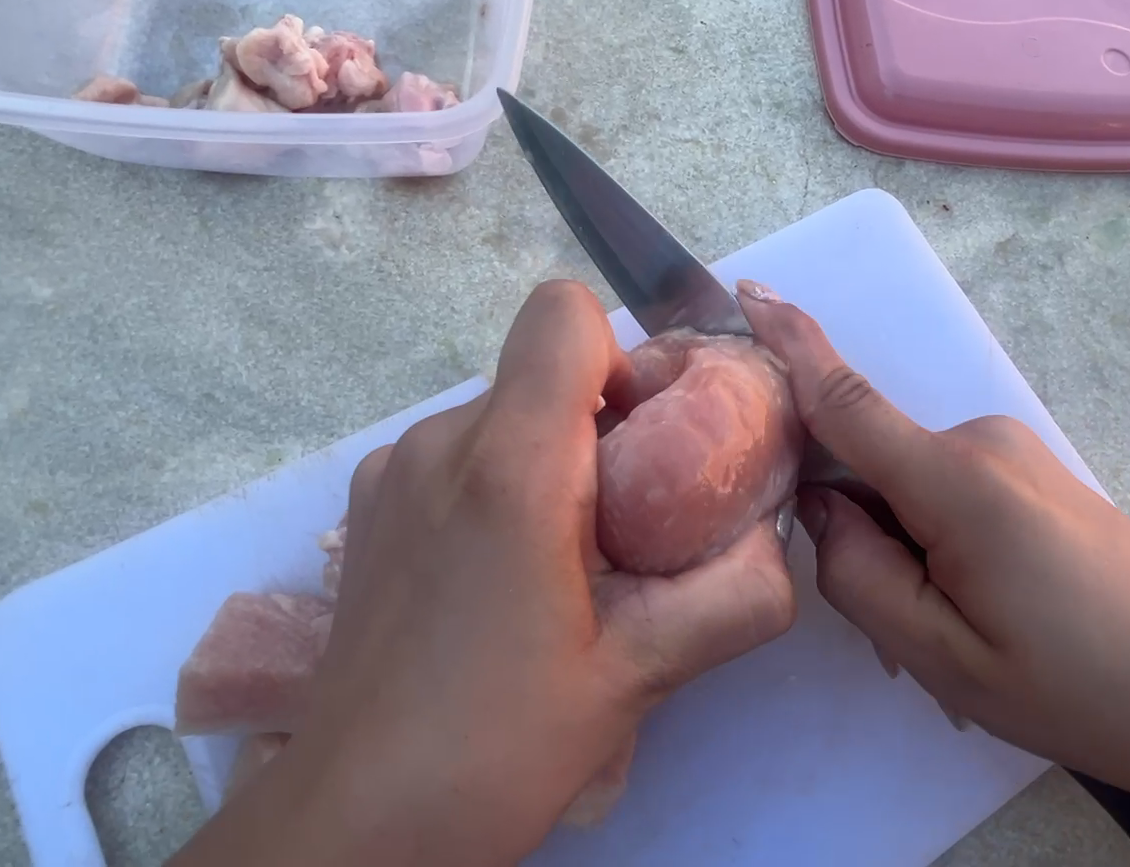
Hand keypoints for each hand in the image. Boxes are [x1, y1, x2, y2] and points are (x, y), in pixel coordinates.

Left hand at [173, 281, 794, 866]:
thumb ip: (735, 598)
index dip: (616, 358)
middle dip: (597, 423)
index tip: (639, 442)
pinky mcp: (368, 501)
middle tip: (618, 525)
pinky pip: (459, 450)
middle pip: (540, 369)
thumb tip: (777, 539)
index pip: (562, 313)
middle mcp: (440, 440)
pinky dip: (494, 483)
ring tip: (553, 562)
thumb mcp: (640, 675)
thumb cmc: (498, 743)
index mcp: (511, 464)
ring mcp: (393, 467)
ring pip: (502, 412)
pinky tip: (492, 573)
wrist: (353, 821)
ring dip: (546, 459)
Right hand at [736, 281, 1129, 866]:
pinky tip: (984, 615)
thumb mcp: (945, 659)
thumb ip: (857, 575)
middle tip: (902, 632)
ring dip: (901, 548)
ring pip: (906, 486)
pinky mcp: (1031, 473)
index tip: (746, 288)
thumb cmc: (1087, 692)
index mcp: (955, 480)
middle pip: (868, 459)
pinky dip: (933, 544)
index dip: (790, 340)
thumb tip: (819, 507)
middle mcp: (980, 441)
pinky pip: (946, 493)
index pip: (845, 396)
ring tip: (957, 639)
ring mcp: (1013, 452)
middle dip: (854, 527)